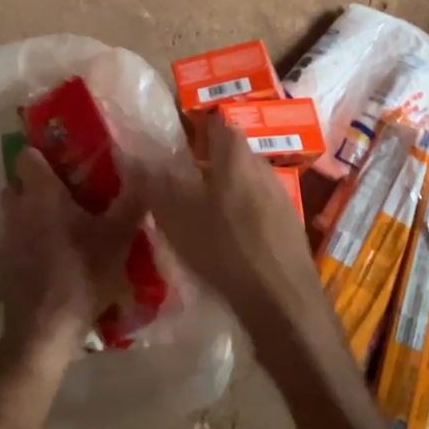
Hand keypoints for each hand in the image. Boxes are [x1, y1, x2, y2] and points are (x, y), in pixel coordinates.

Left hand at [0, 146, 139, 365]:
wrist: (42, 332)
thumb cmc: (81, 276)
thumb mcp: (116, 240)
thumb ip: (131, 203)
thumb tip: (146, 170)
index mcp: (40, 193)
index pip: (27, 155)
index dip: (42, 154)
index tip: (64, 160)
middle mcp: (16, 208)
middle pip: (18, 181)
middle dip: (36, 182)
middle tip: (67, 192)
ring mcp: (5, 236)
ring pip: (14, 210)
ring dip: (31, 211)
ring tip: (62, 225)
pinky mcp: (2, 263)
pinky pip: (14, 238)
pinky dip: (28, 239)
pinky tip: (52, 256)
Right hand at [138, 112, 318, 322]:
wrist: (284, 304)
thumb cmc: (224, 248)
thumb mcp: (176, 216)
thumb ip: (154, 184)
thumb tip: (135, 159)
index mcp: (235, 156)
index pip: (218, 124)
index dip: (198, 127)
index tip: (178, 140)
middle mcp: (263, 168)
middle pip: (234, 154)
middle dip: (211, 162)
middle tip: (184, 180)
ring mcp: (282, 199)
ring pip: (249, 182)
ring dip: (228, 191)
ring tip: (205, 212)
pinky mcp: (292, 229)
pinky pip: (262, 210)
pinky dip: (245, 216)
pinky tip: (231, 241)